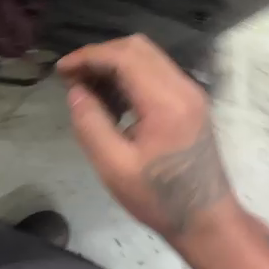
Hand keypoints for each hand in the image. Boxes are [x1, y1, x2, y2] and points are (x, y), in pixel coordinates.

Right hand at [58, 35, 240, 241]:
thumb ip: (90, 124)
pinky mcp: (190, 103)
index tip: (61, 71)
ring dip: (113, 65)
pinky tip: (112, 103)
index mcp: (165, 102)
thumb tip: (75, 92)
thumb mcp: (114, 167)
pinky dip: (128, 76)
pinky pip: (155, 73)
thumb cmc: (159, 198)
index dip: (88, 57)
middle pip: (136, 48)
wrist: (207, 220)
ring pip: (147, 57)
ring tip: (87, 92)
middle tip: (72, 79)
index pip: (123, 57)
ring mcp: (190, 94)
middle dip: (99, 56)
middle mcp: (183, 88)